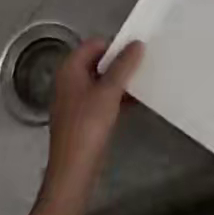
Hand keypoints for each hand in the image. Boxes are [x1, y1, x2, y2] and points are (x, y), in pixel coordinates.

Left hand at [43, 39, 143, 197]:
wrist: (74, 170)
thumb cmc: (88, 126)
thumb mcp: (108, 92)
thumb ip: (123, 66)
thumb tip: (136, 43)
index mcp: (70, 67)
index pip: (94, 44)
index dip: (115, 45)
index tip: (138, 51)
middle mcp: (69, 79)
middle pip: (97, 62)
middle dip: (119, 63)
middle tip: (144, 66)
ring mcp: (74, 99)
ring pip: (100, 81)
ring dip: (119, 82)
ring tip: (144, 83)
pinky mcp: (82, 118)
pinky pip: (101, 99)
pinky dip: (116, 98)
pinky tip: (135, 104)